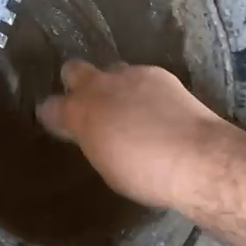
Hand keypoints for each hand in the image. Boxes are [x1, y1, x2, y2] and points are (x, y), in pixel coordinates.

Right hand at [35, 60, 229, 207]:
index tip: (56, 124)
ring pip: (111, 71)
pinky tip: (160, 110)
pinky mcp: (157, 72)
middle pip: (73, 69)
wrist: (197, 157)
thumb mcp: (107, 167)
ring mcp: (128, 75)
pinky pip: (141, 77)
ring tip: (131, 109)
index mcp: (79, 113)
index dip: (51, 115)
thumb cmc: (146, 175)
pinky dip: (145, 91)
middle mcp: (98, 86)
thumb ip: (93, 143)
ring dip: (114, 87)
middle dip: (76, 83)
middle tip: (91, 105)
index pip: (49, 107)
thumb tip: (92, 135)